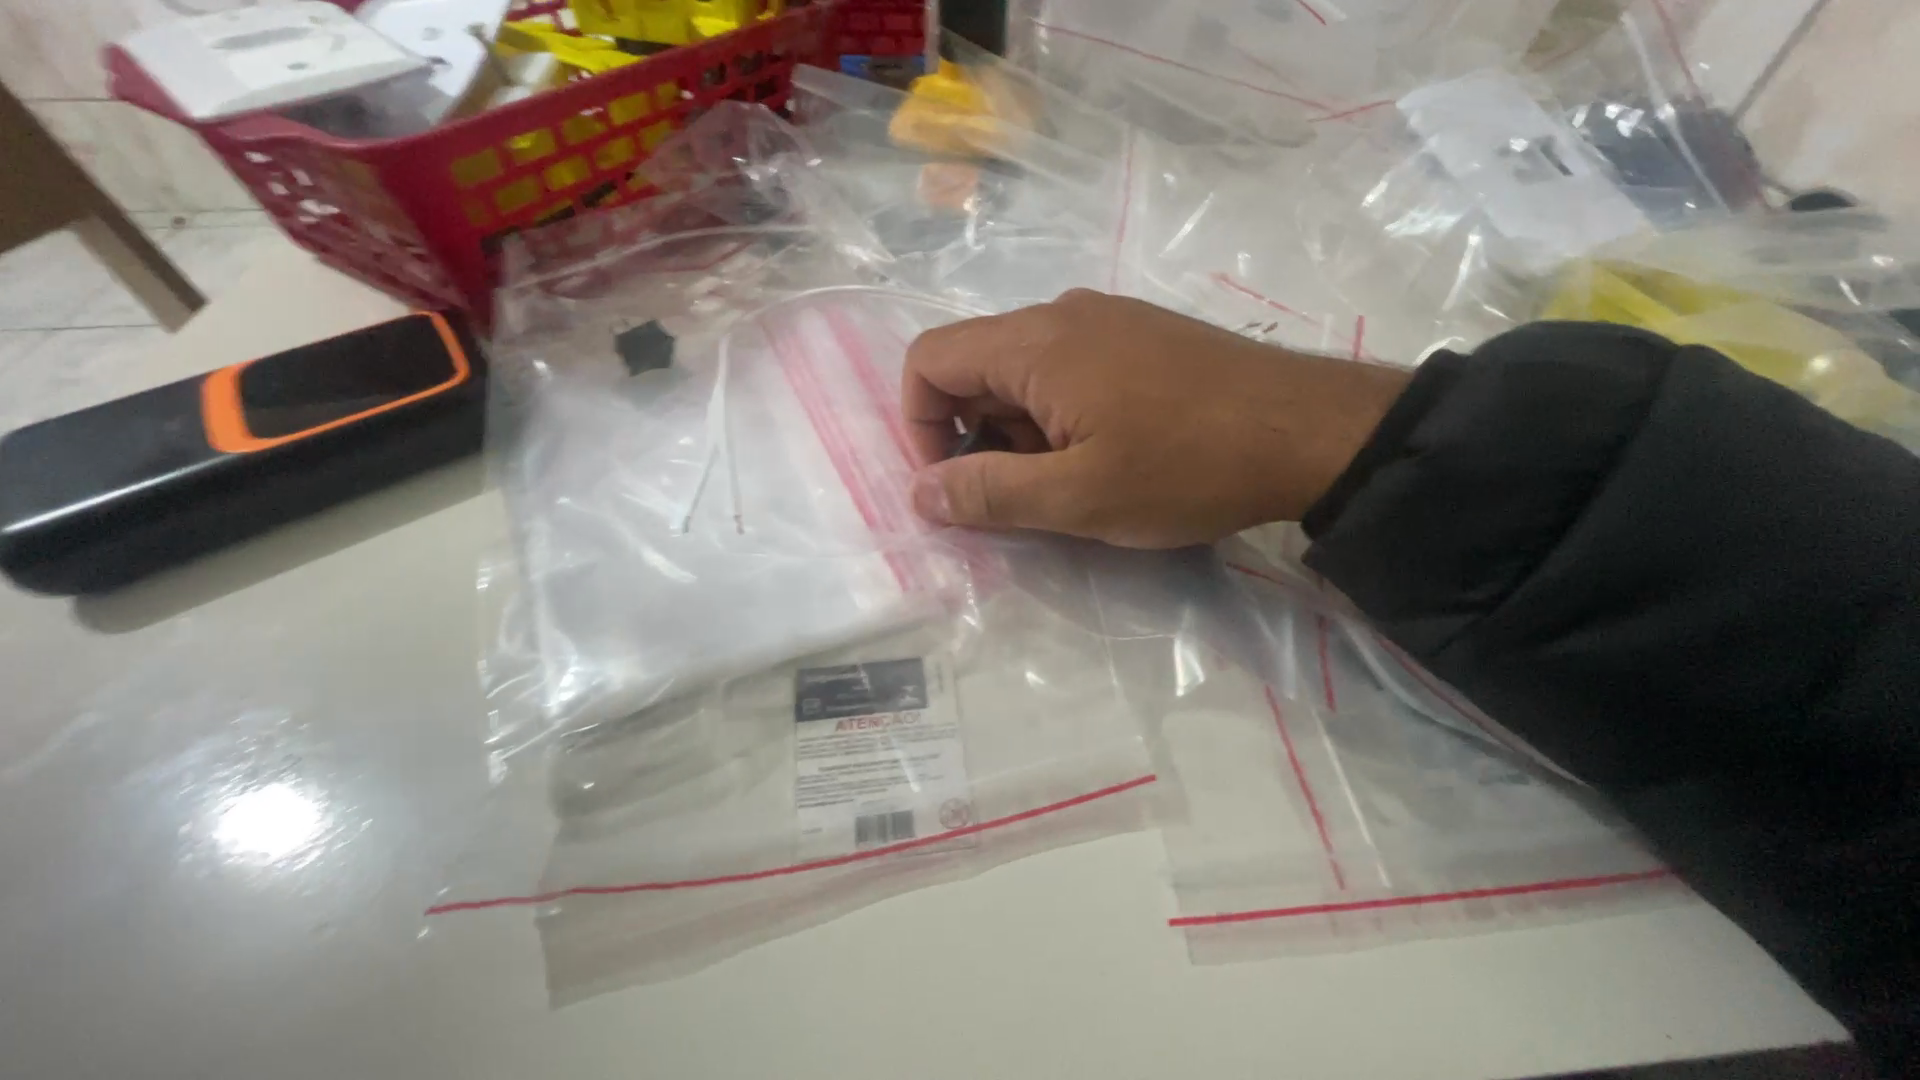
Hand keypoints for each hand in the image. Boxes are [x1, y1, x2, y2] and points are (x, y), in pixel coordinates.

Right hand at [902, 289, 1411, 547]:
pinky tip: (1107, 455)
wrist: (1310, 433)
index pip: (930, 360)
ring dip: (1020, 432)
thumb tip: (920, 493)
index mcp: (1035, 342)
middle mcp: (1063, 313)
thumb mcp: (1078, 498)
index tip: (953, 485)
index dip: (918, 425)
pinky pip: (1068, 370)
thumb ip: (988, 495)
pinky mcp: (1141, 337)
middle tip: (1021, 497)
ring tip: (1072, 483)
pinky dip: (1059, 417)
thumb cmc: (1187, 467)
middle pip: (975, 366)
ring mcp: (1107, 320)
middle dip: (975, 436)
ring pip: (1023, 372)